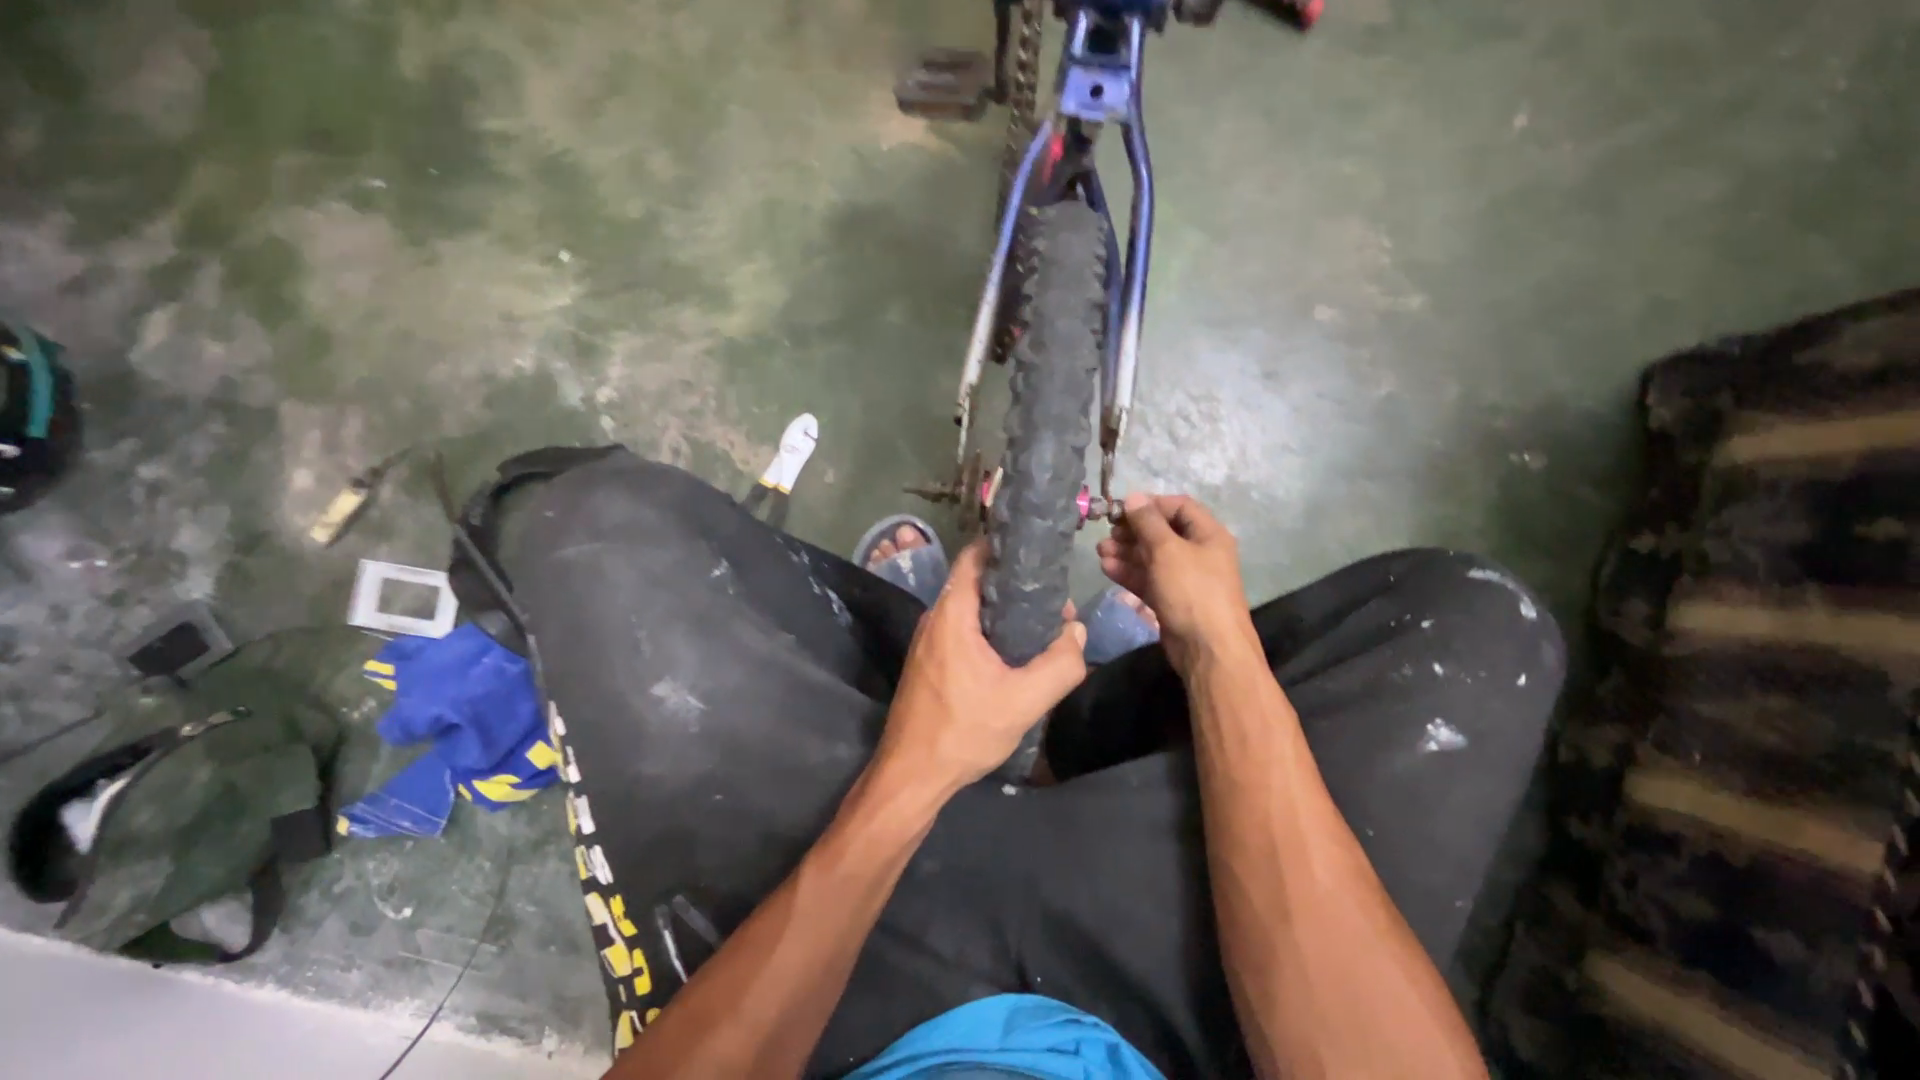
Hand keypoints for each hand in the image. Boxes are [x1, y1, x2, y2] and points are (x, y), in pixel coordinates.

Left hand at [875, 540, 1087, 793]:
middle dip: (1016, 582)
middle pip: (977, 581)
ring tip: (1043, 623)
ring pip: (971, 608)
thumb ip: (1060, 665)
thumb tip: (1076, 632)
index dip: (1007, 545)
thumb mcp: (1024, 701)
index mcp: (951, 614)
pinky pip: (963, 630)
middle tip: (1054, 596)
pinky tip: (1015, 652)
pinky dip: (990, 630)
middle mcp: (935, 618)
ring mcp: (929, 642)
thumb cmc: (963, 732)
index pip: (975, 555)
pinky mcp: (930, 663)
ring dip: (1004, 610)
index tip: (1041, 551)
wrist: (912, 775)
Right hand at [1097, 494, 1254, 674]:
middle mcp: (1198, 553)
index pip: (1179, 507)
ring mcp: (1184, 578)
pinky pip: (1148, 579)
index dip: (1150, 504)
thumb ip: (1147, 522)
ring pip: (1151, 557)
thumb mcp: (1168, 550)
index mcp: (1208, 534)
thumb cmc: (1192, 591)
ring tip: (1100, 551)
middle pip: (1162, 532)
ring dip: (1126, 552)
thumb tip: (1132, 497)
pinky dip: (1129, 572)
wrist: (1208, 649)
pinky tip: (1106, 568)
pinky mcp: (1171, 599)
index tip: (1122, 509)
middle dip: (1133, 531)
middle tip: (1108, 533)